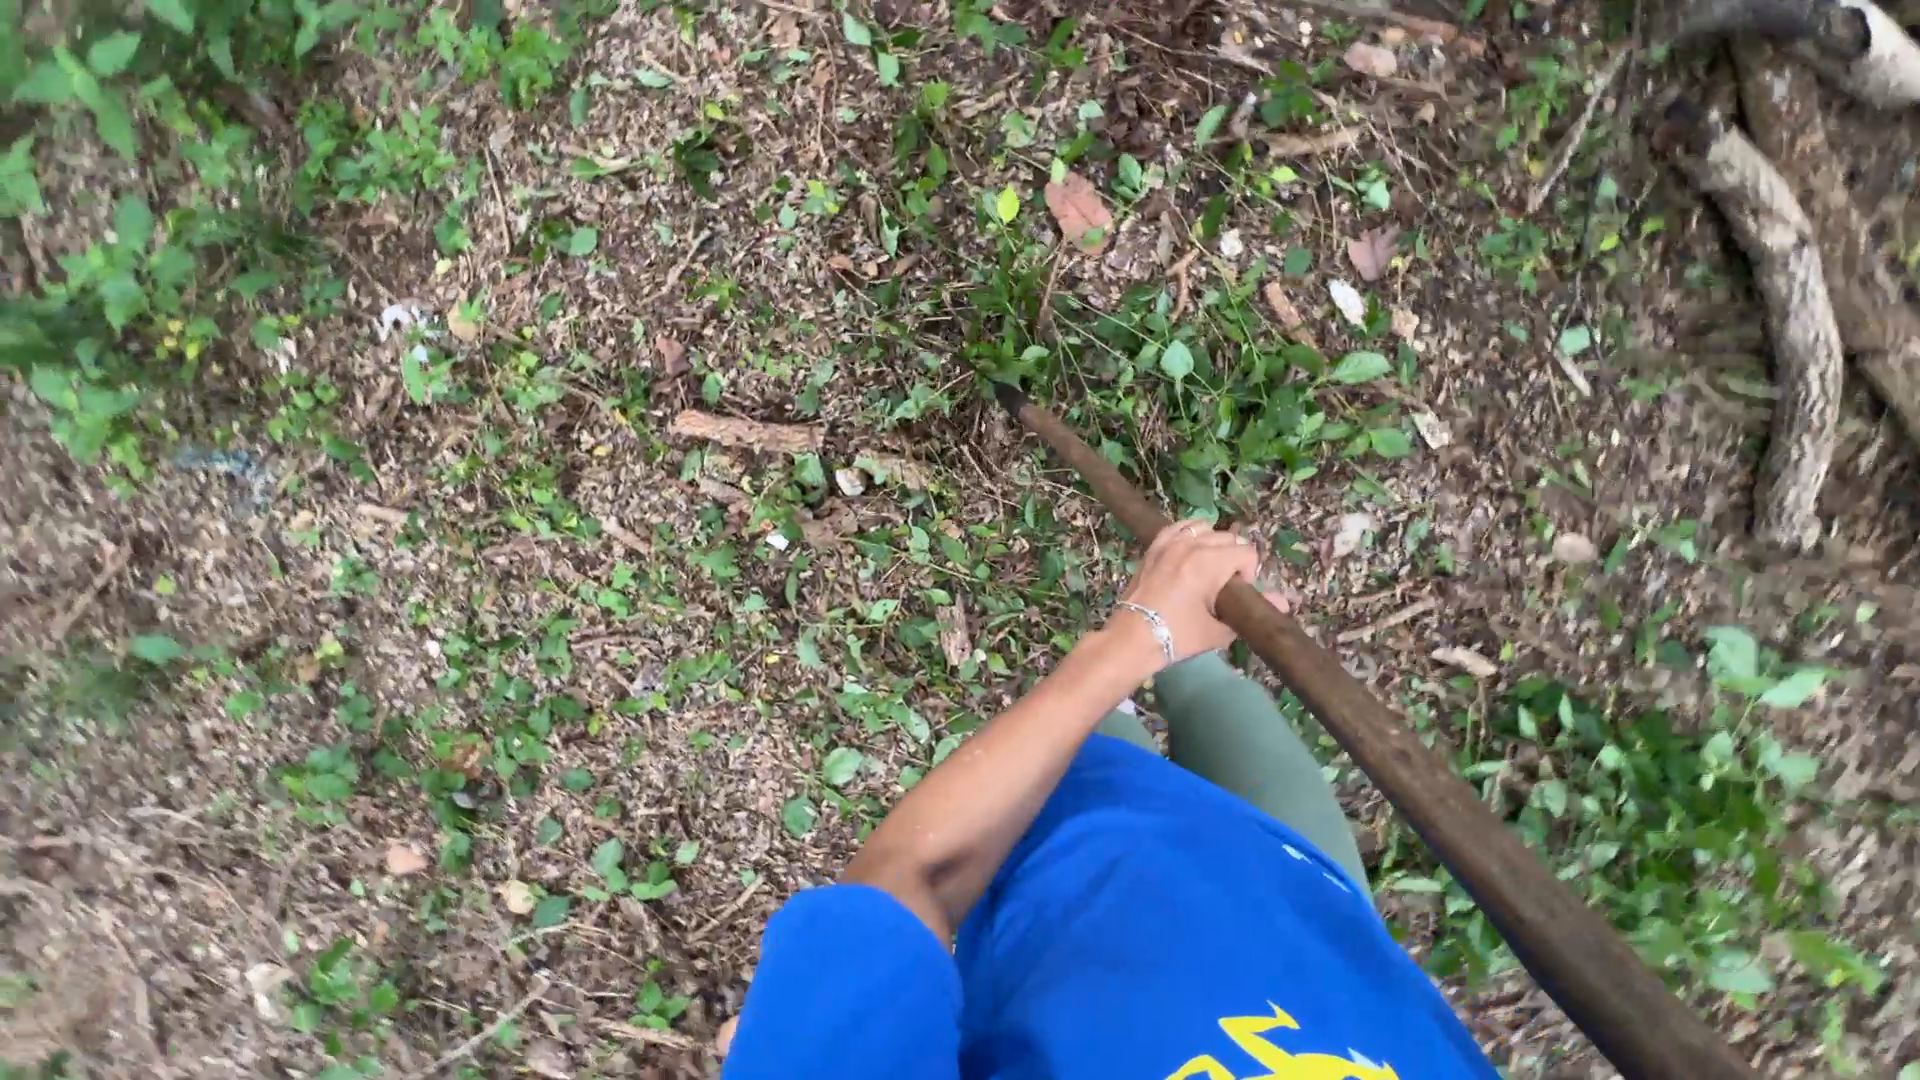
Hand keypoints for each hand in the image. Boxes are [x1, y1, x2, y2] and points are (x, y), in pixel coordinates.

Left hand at [1111, 517, 1285, 669]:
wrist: (1133, 638)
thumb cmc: (1178, 636)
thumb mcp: (1219, 629)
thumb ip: (1252, 611)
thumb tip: (1285, 603)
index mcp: (1210, 562)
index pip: (1247, 552)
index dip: (1249, 573)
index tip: (1238, 594)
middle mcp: (1191, 546)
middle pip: (1228, 538)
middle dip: (1234, 559)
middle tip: (1224, 587)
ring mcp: (1169, 544)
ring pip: (1204, 528)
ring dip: (1213, 544)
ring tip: (1208, 569)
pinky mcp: (1153, 548)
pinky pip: (1177, 528)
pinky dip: (1189, 534)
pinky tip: (1191, 550)